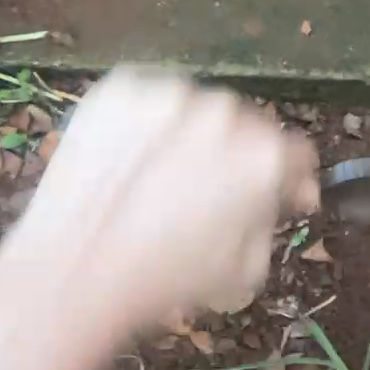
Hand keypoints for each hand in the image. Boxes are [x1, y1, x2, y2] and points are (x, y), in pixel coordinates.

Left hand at [3, 67, 318, 330]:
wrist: (73, 271)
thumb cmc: (167, 281)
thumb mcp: (246, 270)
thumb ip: (273, 224)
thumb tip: (286, 197)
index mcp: (265, 156)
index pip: (297, 153)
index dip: (289, 177)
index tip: (278, 193)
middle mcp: (224, 112)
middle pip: (248, 125)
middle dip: (239, 154)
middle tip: (213, 188)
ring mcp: (169, 94)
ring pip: (197, 109)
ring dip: (194, 134)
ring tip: (164, 174)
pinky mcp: (120, 87)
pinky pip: (149, 101)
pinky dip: (149, 124)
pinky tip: (133, 161)